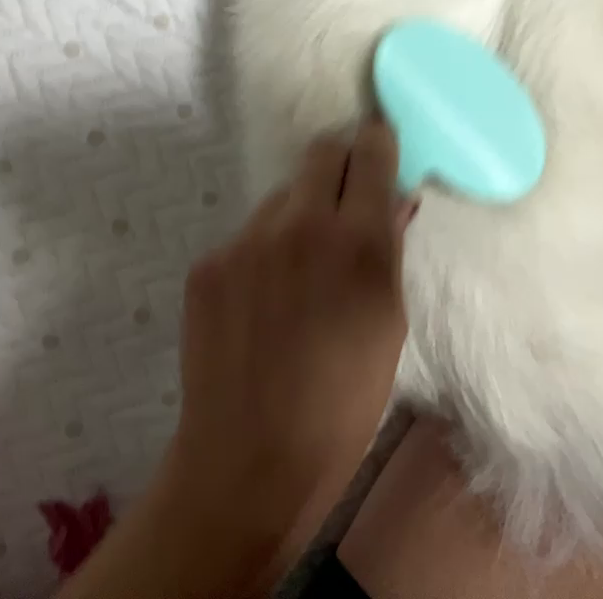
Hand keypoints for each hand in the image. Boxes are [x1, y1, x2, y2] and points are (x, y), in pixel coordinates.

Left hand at [132, 121, 413, 595]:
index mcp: (357, 242)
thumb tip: (395, 201)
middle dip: (339, 162)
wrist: (252, 459)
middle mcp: (299, 226)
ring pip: (281, 196)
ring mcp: (245, 242)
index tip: (381, 145)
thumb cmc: (344, 401)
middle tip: (345, 196)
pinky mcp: (208, 265)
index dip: (379, 142)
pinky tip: (264, 300)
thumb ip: (388, 250)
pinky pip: (247, 236)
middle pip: (320, 152)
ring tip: (300, 269)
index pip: (370, 153)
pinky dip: (263, 252)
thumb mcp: (388, 324)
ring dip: (300, 213)